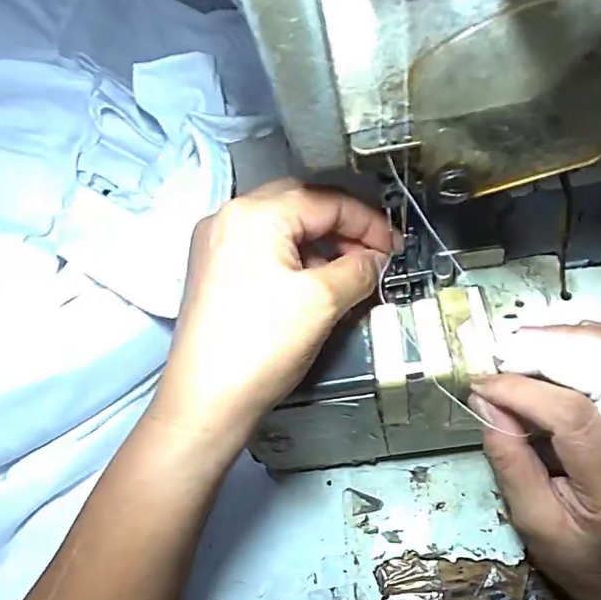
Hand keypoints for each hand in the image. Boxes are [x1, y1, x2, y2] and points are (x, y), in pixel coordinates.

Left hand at [153, 181, 393, 445]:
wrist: (209, 398)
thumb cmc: (256, 349)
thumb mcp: (323, 302)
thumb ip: (359, 271)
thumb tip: (375, 261)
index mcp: (254, 215)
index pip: (326, 201)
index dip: (368, 222)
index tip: (392, 246)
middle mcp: (229, 220)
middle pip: (303, 208)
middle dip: (344, 230)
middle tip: (374, 257)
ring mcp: (217, 247)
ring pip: (284, 231)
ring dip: (322, 247)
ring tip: (350, 276)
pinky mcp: (216, 274)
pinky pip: (266, 253)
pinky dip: (297, 262)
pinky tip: (317, 287)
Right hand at [471, 323, 600, 599]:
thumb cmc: (578, 558)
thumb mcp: (532, 522)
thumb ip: (510, 460)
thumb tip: (487, 401)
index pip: (577, 420)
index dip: (526, 392)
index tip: (486, 382)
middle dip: (561, 350)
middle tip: (512, 349)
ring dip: (588, 340)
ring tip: (537, 341)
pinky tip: (570, 346)